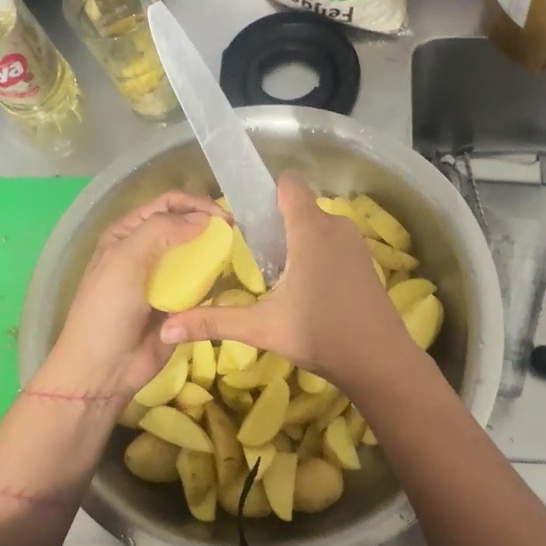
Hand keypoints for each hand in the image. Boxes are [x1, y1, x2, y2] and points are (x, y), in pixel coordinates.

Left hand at [34, 191, 221, 399]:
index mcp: (127, 235)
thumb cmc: (107, 310)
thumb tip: (205, 218)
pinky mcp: (180, 305)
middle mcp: (147, 252)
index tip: (223, 216)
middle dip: (209, 226)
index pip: (166, 204)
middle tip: (239, 234)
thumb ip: (162, 231)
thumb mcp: (126, 261)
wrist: (104, 369)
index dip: (194, 204)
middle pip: (184, 227)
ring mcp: (164, 279)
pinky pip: (202, 286)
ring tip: (242, 254)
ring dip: (216, 253)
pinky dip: (216, 280)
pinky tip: (233, 278)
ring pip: (197, 256)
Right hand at [158, 174, 415, 389]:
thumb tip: (165, 330)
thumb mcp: (261, 328)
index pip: (288, 184)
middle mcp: (335, 226)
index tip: (244, 216)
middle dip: (274, 223)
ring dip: (295, 240)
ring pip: (317, 227)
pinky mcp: (366, 262)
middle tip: (249, 253)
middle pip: (299, 207)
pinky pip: (333, 243)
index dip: (265, 191)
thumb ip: (213, 322)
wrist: (380, 361)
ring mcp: (355, 244)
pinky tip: (304, 288)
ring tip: (273, 273)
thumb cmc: (320, 335)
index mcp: (310, 229)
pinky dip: (316, 254)